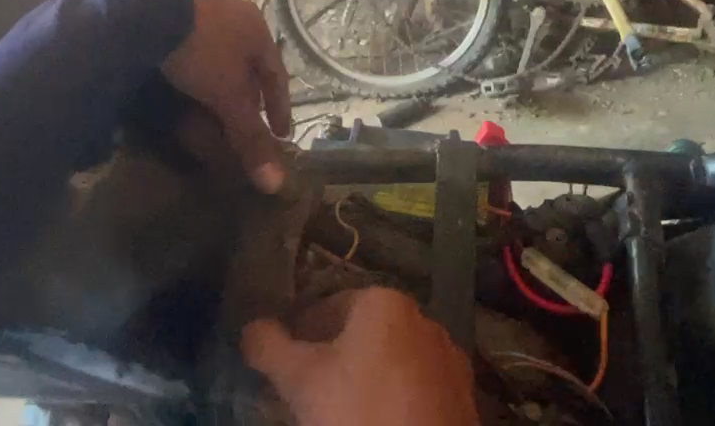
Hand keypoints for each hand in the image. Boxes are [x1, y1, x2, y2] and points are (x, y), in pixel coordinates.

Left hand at [160, 0, 290, 193]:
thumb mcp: (228, 94)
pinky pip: (193, 48)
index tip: (281, 134)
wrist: (148, 3)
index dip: (280, 107)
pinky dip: (195, 72)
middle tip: (244, 125)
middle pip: (249, 65)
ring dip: (220, 84)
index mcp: (257, 30)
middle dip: (248, 97)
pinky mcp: (173, 9)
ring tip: (214, 109)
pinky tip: (184, 84)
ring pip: (220, 56)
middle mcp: (235, 16)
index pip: (278, 74)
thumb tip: (275, 184)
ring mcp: (203, 9)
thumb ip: (249, 135)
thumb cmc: (201, 48)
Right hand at [242, 288, 478, 425]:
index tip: (288, 366)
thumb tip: (250, 328)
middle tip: (313, 392)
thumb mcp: (300, 380)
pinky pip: (418, 389)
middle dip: (336, 357)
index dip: (302, 335)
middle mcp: (422, 318)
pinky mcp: (464, 399)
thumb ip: (269, 347)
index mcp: (383, 301)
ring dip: (368, 379)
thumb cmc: (357, 413)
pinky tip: (379, 420)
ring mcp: (448, 359)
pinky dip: (398, 401)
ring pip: (392, 361)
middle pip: (362, 333)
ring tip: (345, 411)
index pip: (327, 307)